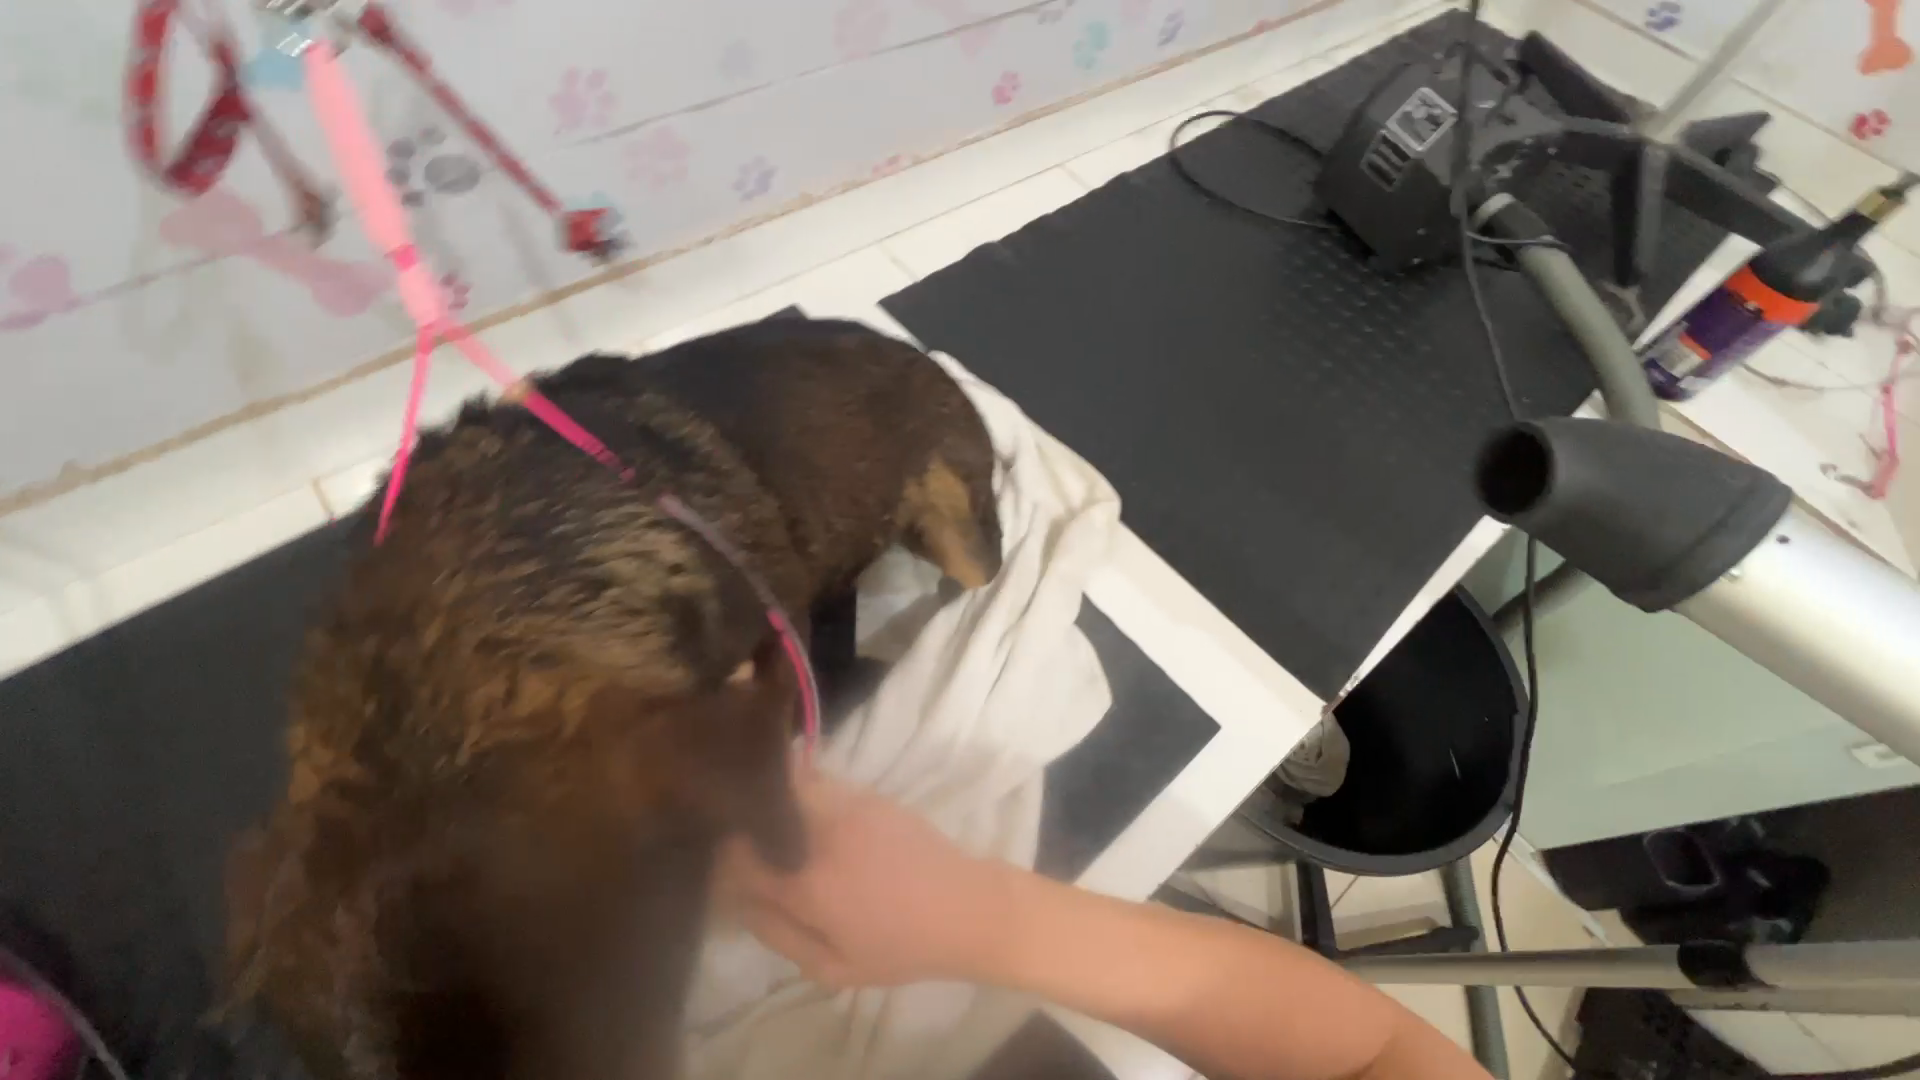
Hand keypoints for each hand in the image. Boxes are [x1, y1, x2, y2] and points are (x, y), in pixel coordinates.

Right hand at [716, 768, 1014, 988]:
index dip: (723, 865)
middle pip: (760, 810)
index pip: (739, 860)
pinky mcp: (868, 793)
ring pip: (789, 787)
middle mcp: (821, 833)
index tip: (726, 872)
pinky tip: (811, 814)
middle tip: (749, 843)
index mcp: (807, 883)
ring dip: (774, 801)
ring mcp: (847, 805)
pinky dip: (804, 792)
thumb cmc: (900, 946)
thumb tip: (739, 902)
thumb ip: (778, 933)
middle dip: (746, 824)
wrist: (963, 905)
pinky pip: (821, 783)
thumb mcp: (833, 967)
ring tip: (778, 824)